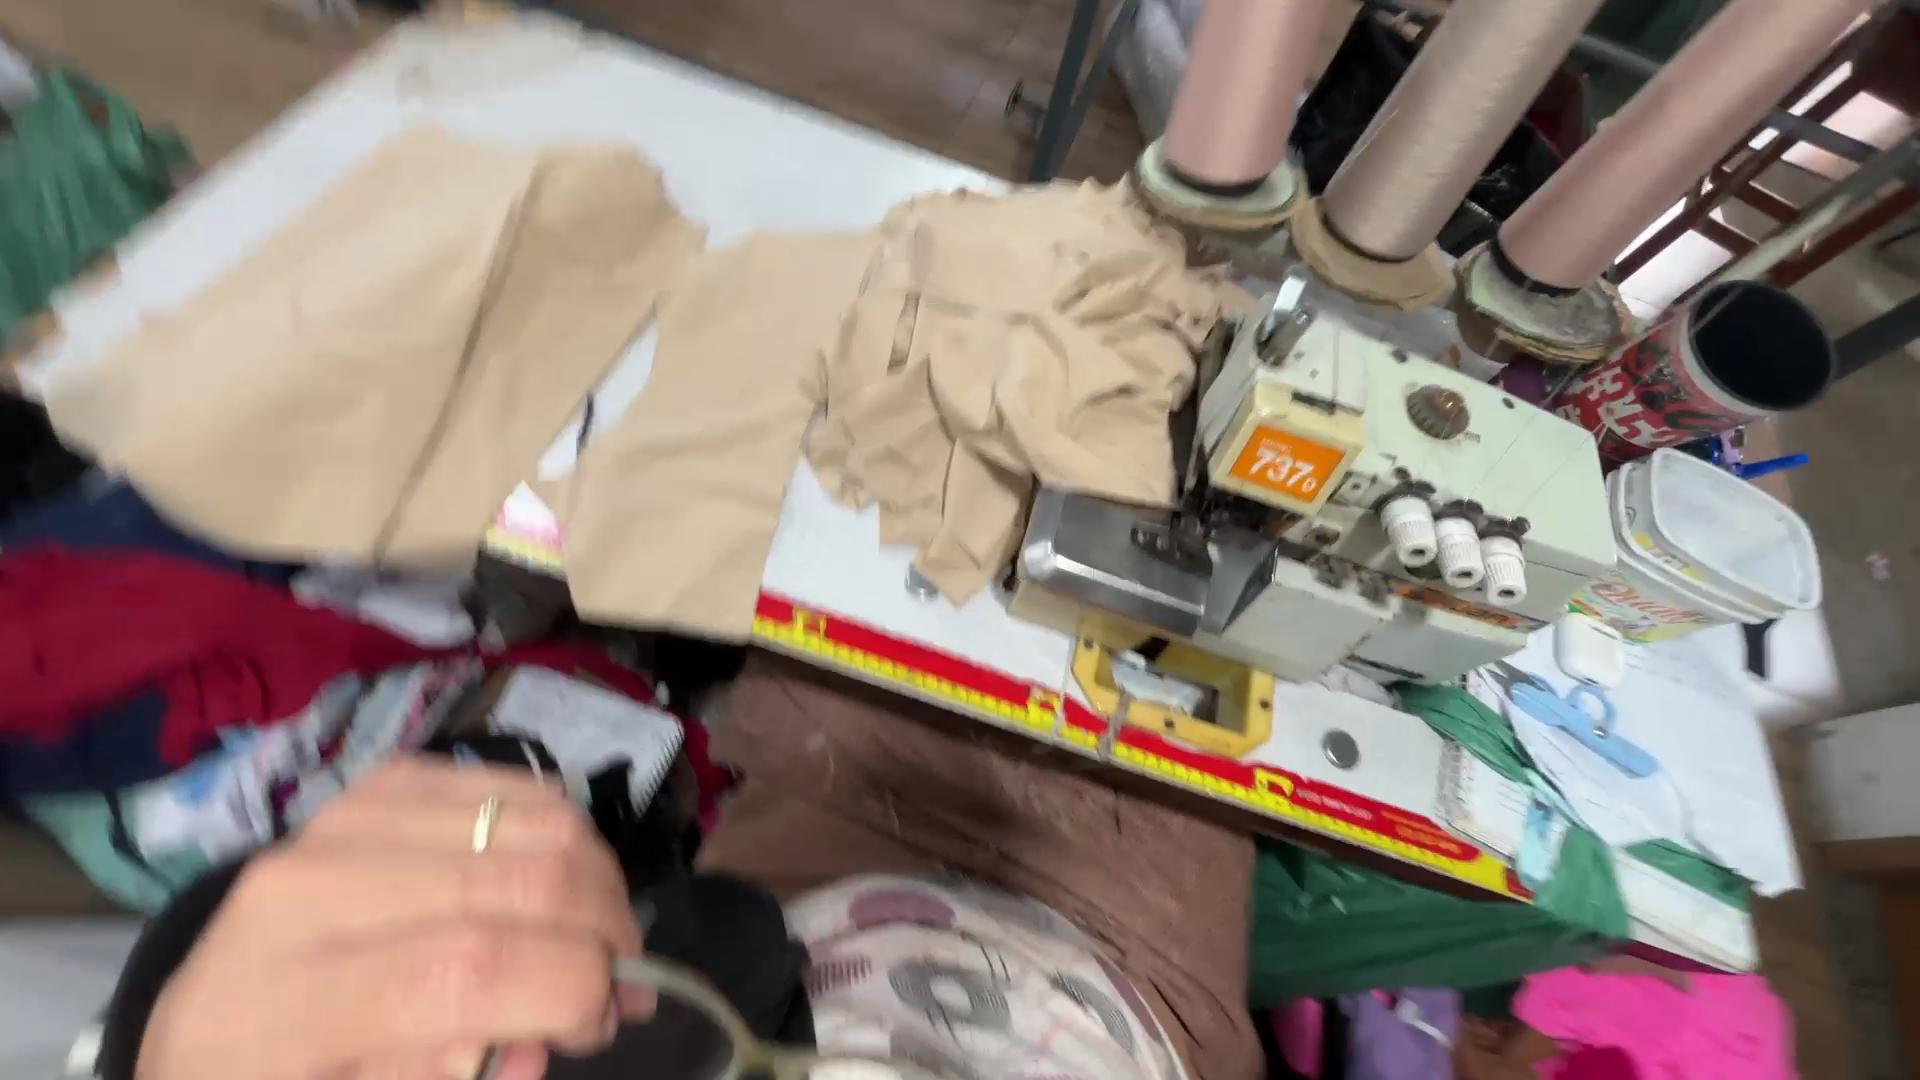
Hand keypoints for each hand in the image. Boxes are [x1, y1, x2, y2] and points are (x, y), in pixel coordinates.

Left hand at [137, 758, 652, 1079]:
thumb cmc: (283, 1076)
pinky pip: (534, 791)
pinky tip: (564, 887)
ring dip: (605, 884)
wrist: (213, 999)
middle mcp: (308, 887)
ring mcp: (357, 815)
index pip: (463, 971)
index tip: (603, 1021)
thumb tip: (540, 1049)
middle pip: (525, 883)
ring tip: (600, 932)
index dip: (568, 989)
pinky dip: (576, 841)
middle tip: (623, 980)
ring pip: (549, 825)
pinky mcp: (397, 778)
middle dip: (607, 933)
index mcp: (268, 1007)